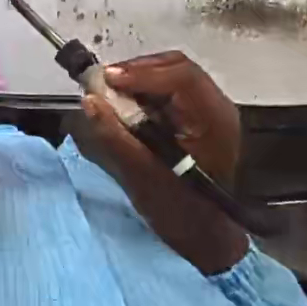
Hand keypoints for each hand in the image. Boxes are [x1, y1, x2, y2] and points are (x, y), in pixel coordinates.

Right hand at [74, 51, 248, 274]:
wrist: (205, 237)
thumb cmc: (179, 211)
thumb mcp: (141, 175)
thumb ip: (114, 136)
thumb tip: (89, 101)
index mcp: (213, 121)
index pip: (180, 78)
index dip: (140, 73)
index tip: (104, 80)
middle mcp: (217, 109)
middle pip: (177, 68)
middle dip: (136, 71)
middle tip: (102, 84)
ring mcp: (209, 113)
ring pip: (172, 76)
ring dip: (138, 80)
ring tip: (109, 95)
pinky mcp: (196, 120)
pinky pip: (169, 92)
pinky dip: (143, 93)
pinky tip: (124, 107)